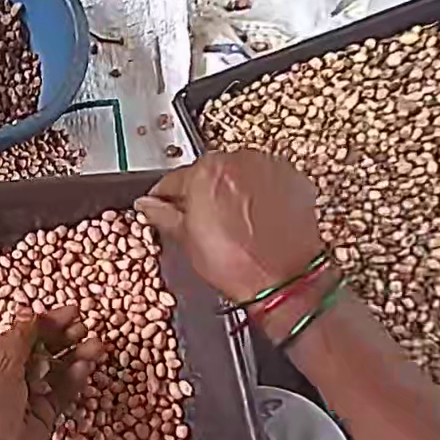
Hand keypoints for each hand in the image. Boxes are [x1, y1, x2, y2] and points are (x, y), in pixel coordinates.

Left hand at [0, 306, 102, 439]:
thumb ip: (20, 340)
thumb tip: (31, 315)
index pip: (25, 333)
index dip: (47, 322)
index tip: (71, 312)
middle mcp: (12, 375)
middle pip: (44, 349)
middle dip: (64, 336)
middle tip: (84, 327)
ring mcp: (30, 396)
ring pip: (58, 369)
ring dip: (76, 355)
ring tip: (95, 345)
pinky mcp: (45, 415)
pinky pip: (63, 392)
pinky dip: (74, 378)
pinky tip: (84, 365)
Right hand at [134, 150, 326, 302]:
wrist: (282, 277)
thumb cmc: (235, 261)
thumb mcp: (184, 238)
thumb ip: (161, 214)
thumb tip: (148, 206)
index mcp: (205, 172)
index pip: (172, 179)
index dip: (162, 197)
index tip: (161, 207)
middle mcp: (239, 161)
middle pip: (206, 173)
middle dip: (197, 194)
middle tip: (194, 221)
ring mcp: (268, 168)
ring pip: (235, 175)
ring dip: (226, 192)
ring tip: (226, 222)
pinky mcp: (291, 179)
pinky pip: (262, 181)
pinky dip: (253, 195)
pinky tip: (248, 219)